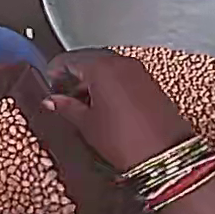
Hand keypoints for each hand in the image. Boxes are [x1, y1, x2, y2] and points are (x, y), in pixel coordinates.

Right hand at [41, 49, 194, 171]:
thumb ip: (66, 107)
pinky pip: (121, 74)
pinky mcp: (148, 82)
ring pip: (105, 66)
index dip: (54, 72)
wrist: (165, 154)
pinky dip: (107, 83)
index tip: (49, 85)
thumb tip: (52, 101)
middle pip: (87, 60)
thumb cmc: (126, 140)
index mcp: (101, 67)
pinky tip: (101, 105)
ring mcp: (137, 70)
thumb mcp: (87, 124)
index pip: (68, 59)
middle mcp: (120, 62)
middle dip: (72, 75)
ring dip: (90, 80)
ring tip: (81, 104)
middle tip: (61, 95)